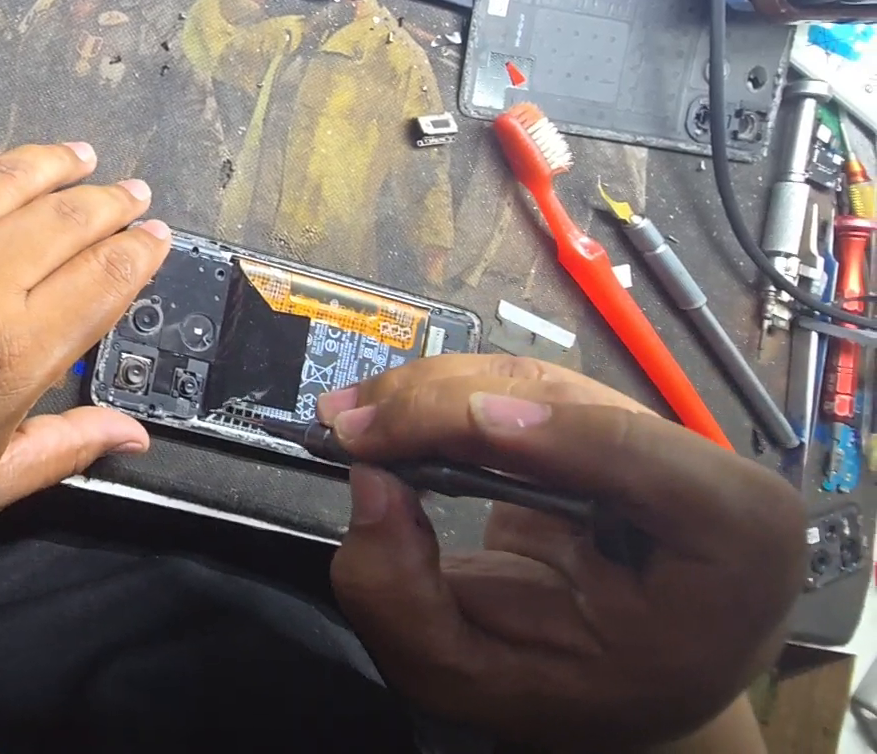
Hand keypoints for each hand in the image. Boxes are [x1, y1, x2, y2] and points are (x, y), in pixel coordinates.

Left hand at [0, 143, 169, 578]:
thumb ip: (66, 450)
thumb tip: (136, 435)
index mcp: (11, 359)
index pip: (102, 281)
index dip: (140, 253)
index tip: (158, 237)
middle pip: (66, 219)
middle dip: (112, 201)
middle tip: (133, 193)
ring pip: (7, 179)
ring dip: (54, 161)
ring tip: (83, 156)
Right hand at [320, 355, 803, 747]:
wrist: (589, 668)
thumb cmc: (545, 684)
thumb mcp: (456, 677)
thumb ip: (400, 601)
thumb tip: (372, 480)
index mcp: (719, 585)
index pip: (693, 492)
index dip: (592, 440)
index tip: (475, 425)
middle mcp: (695, 493)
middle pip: (580, 409)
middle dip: (450, 405)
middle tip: (352, 428)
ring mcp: (637, 443)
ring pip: (526, 380)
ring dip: (423, 390)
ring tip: (345, 417)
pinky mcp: (579, 419)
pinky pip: (501, 381)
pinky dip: (427, 390)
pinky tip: (376, 409)